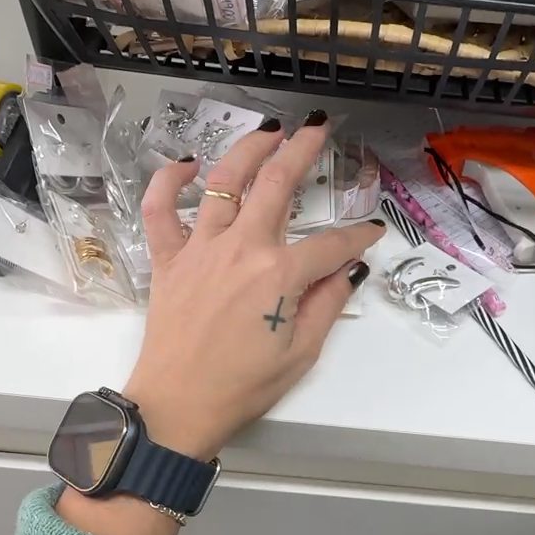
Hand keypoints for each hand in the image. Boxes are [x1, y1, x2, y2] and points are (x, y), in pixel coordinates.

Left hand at [123, 112, 386, 459]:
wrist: (178, 406)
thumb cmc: (244, 387)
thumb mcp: (301, 352)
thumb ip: (328, 303)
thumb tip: (349, 268)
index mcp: (280, 275)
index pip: (332, 244)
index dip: (359, 236)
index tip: (373, 232)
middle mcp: (242, 248)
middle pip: (277, 184)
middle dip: (303, 150)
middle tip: (319, 127)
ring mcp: (200, 249)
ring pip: (225, 182)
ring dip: (249, 149)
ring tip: (269, 130)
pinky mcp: (169, 259)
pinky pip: (161, 210)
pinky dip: (171, 181)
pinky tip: (189, 165)